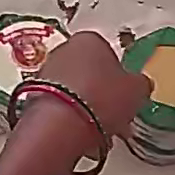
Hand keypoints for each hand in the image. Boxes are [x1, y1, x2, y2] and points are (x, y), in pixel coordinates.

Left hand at [15, 31, 152, 159]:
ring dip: (88, 108)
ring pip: (74, 91)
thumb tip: (140, 86)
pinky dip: (72, 119)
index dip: (121, 77)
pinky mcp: (34, 97)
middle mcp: (64, 50)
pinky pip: (61, 106)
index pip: (110, 53)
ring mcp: (46, 73)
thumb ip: (140, 84)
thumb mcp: (137, 90)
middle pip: (90, 72)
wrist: (62, 124)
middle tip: (116, 113)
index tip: (126, 94)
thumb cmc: (100, 98)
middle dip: (103, 93)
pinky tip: (84, 136)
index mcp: (90, 39)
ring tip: (101, 130)